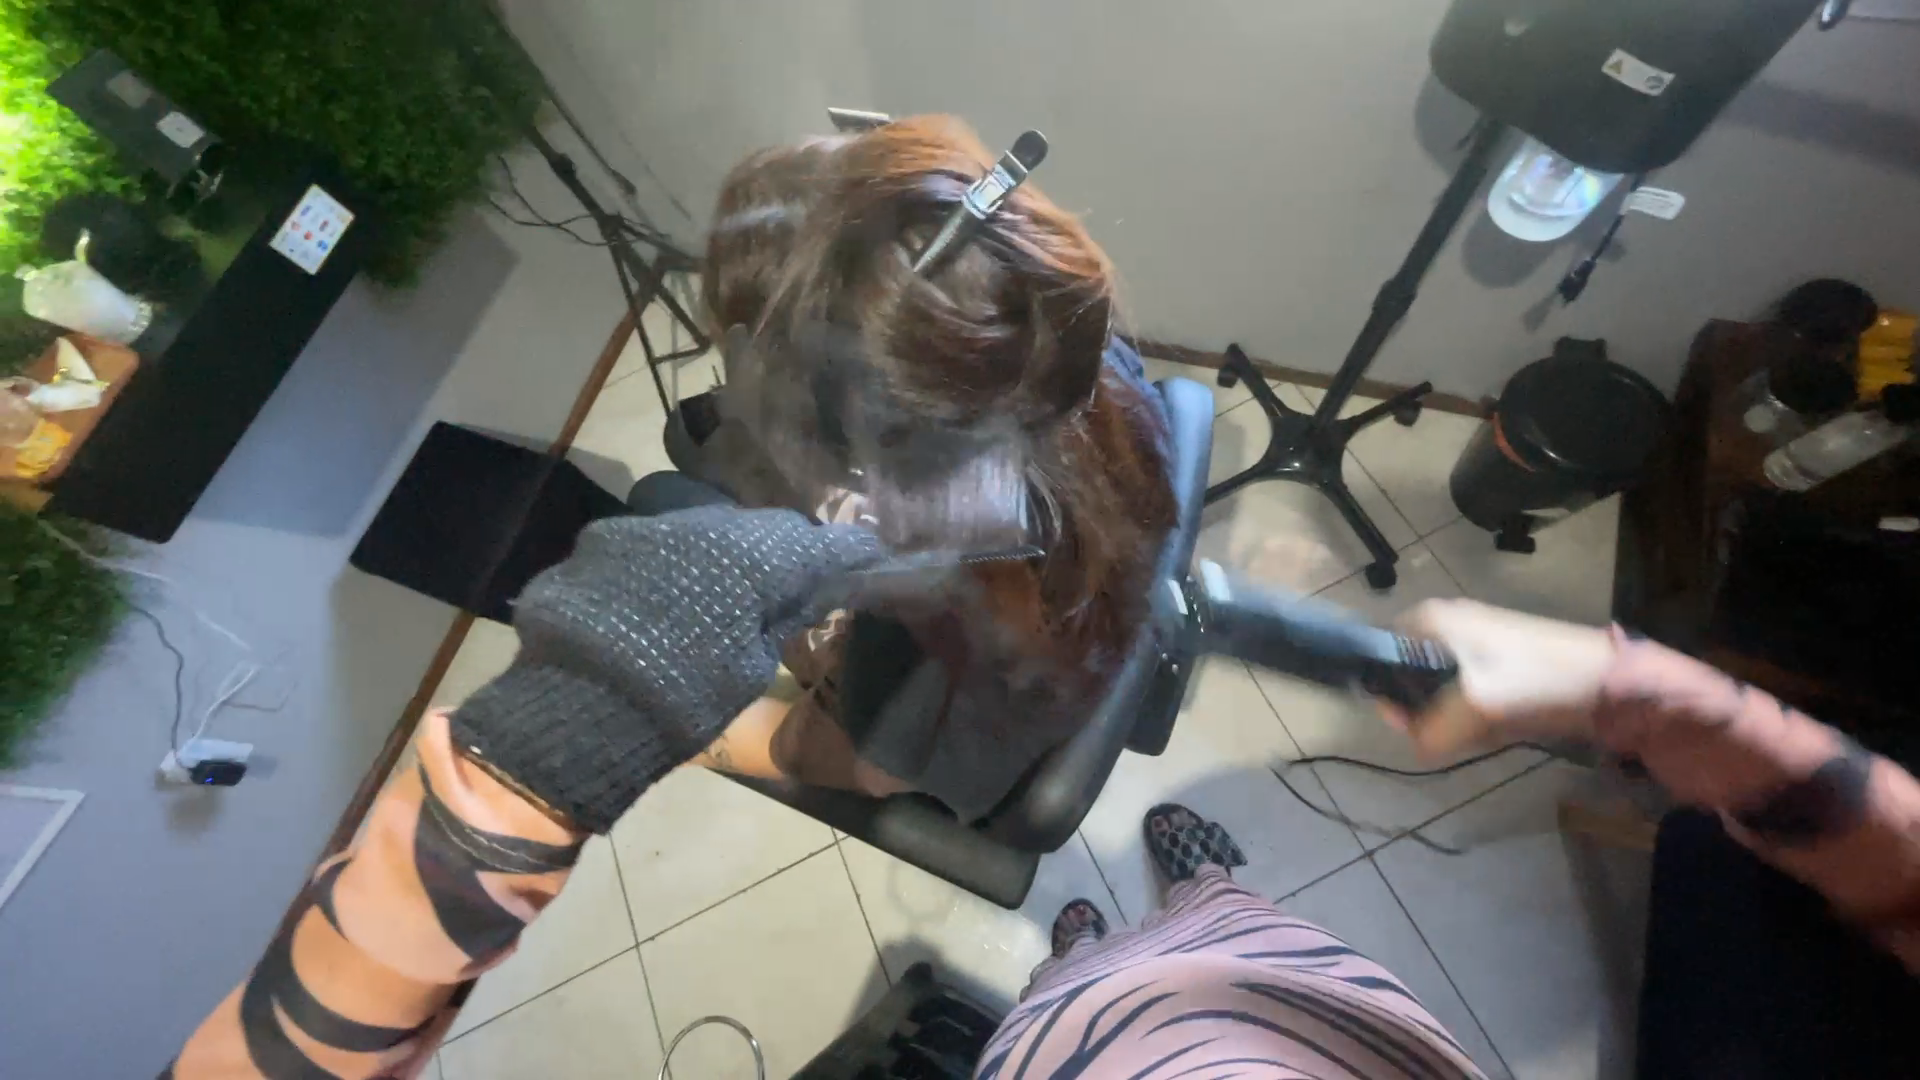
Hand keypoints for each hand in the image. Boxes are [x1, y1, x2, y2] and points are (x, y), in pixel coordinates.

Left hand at [452, 506, 883, 832]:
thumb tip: (807, 590)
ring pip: (713, 527)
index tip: (869, 557)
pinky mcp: (611, 536)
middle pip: (766, 528)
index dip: (851, 551)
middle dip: (786, 549)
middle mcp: (710, 526)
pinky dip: (680, 559)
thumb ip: (781, 616)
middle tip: (794, 576)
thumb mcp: (752, 665)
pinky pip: (663, 540)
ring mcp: (655, 526)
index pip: (822, 544)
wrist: (574, 711)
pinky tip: (669, 591)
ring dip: (729, 551)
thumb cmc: (683, 700)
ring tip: (727, 584)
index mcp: (757, 560)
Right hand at [1385, 599, 1616, 759]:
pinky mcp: (1499, 657)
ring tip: (1482, 729)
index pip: (1380, 654)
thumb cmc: (1534, 680)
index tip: (1408, 721)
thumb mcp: (1473, 707)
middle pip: (1410, 674)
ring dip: (1455, 714)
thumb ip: (1429, 730)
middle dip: (1428, 708)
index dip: (1388, 691)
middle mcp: (1444, 622)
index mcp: (1428, 618)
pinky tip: (1497, 725)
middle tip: (1455, 728)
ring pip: (1440, 687)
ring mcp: (1474, 638)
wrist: (1613, 683)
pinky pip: (1468, 690)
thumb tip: (1417, 746)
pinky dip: (1477, 712)